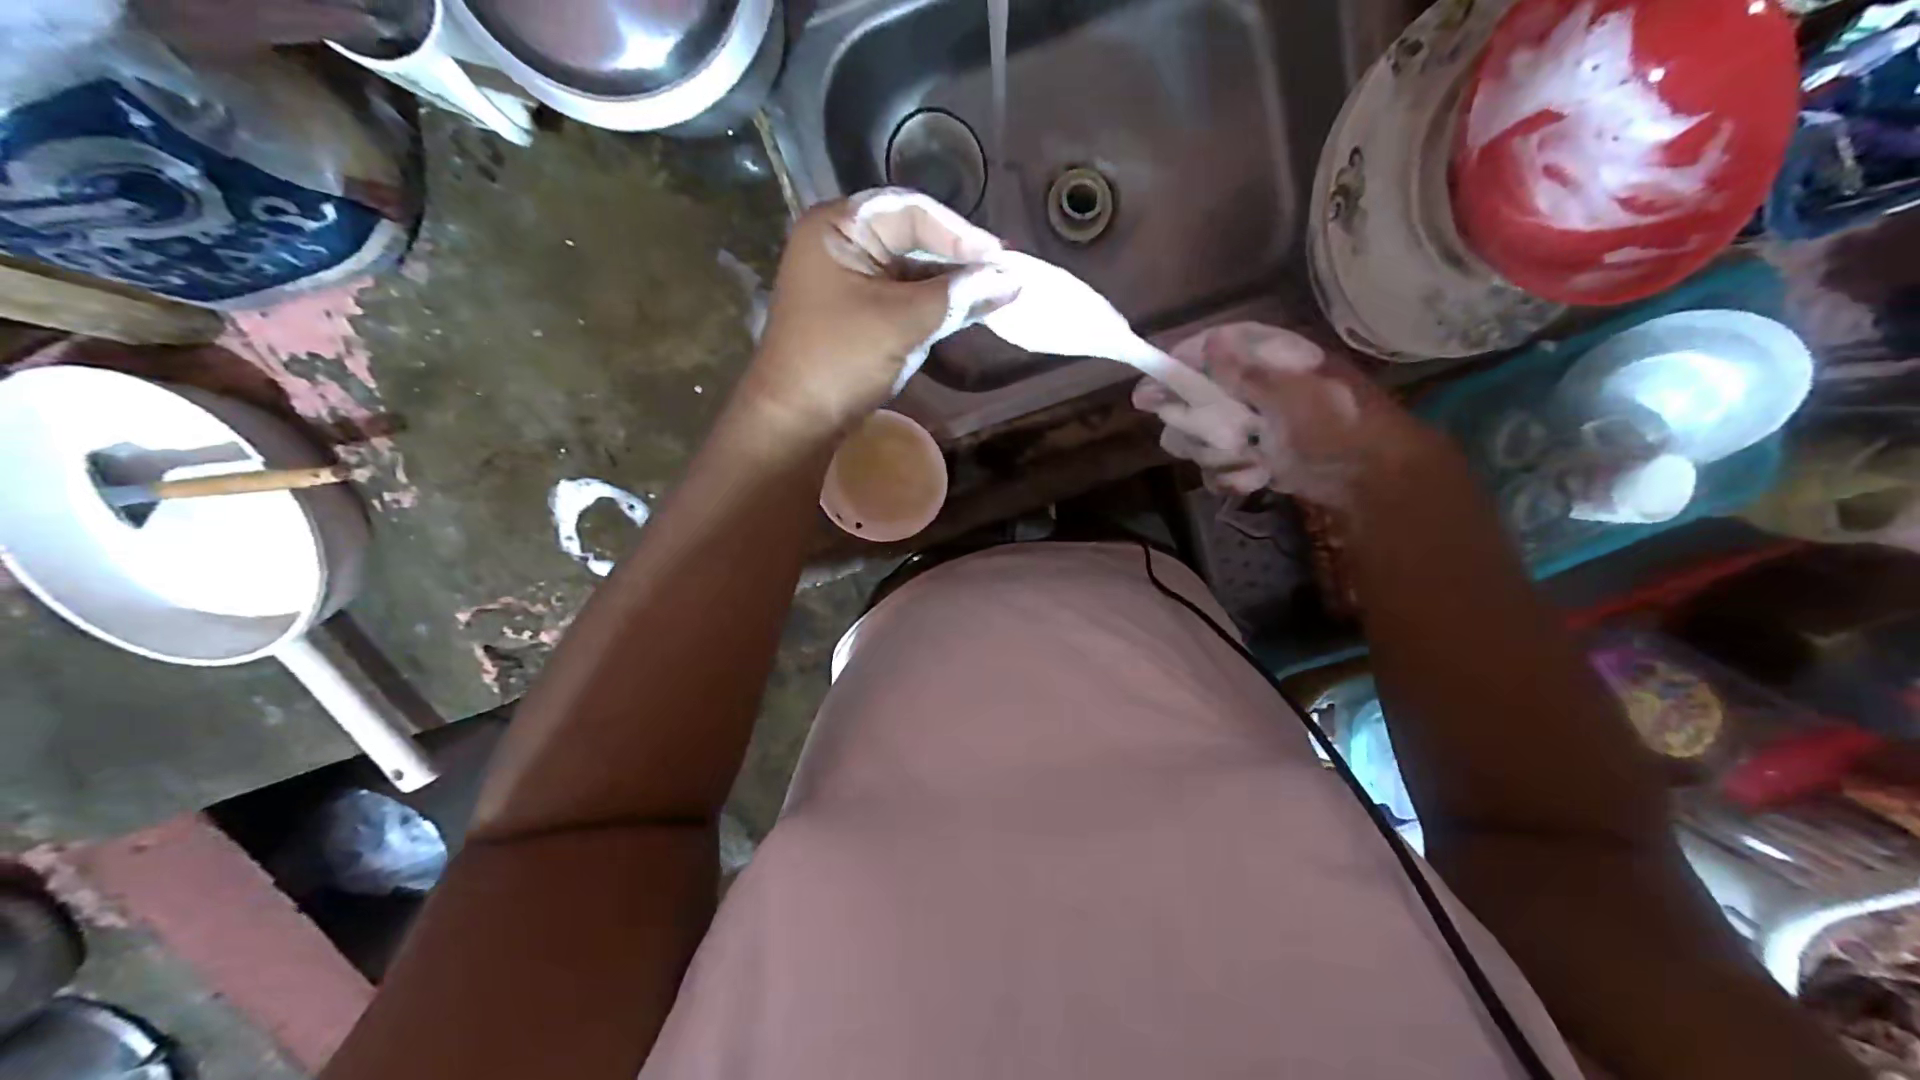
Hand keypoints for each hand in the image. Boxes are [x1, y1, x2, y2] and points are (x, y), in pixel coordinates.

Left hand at [746, 189, 1018, 432]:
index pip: (911, 211)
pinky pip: (904, 294)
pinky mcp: (858, 309)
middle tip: (1005, 271)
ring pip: (912, 267)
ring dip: (952, 281)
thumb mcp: (902, 323)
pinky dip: (936, 302)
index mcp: (838, 227)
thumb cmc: (840, 361)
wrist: (795, 421)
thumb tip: (1011, 279)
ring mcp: (849, 278)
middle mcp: (841, 242)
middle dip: (960, 256)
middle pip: (913, 235)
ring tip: (997, 291)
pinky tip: (969, 309)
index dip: (961, 233)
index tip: (1002, 258)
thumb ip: (958, 296)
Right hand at [1132, 322, 1437, 507]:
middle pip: (1187, 402)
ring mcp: (1243, 425)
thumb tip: (1209, 344)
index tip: (1146, 395)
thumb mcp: (1297, 395)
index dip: (1173, 369)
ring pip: (1194, 440)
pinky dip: (1232, 478)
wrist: (1372, 478)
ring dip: (1218, 456)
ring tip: (1252, 461)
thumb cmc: (1341, 426)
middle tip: (1226, 437)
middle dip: (1199, 428)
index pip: (1204, 352)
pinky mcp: (1245, 457)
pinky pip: (1212, 468)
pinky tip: (1257, 479)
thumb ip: (1247, 374)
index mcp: (1261, 359)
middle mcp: (1245, 388)